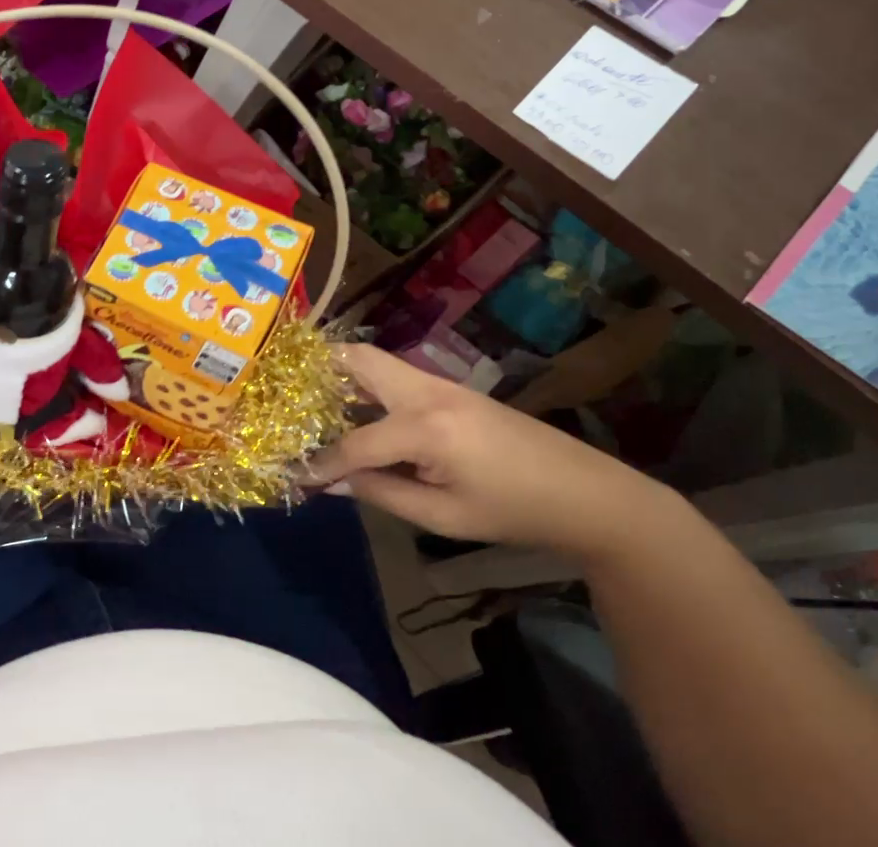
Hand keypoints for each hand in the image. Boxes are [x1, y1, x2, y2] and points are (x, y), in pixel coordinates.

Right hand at [303, 344, 671, 559]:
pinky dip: (363, 386)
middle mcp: (428, 393)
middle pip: (357, 361)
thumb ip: (379, 492)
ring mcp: (442, 386)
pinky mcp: (452, 392)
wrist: (592, 496)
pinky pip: (393, 377)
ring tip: (308, 402)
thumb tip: (328, 483)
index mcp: (426, 428)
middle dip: (315, 374)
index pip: (353, 443)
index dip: (320, 464)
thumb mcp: (442, 516)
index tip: (292, 477)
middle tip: (285, 397)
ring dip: (337, 376)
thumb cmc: (515, 512)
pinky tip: (351, 411)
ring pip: (374, 362)